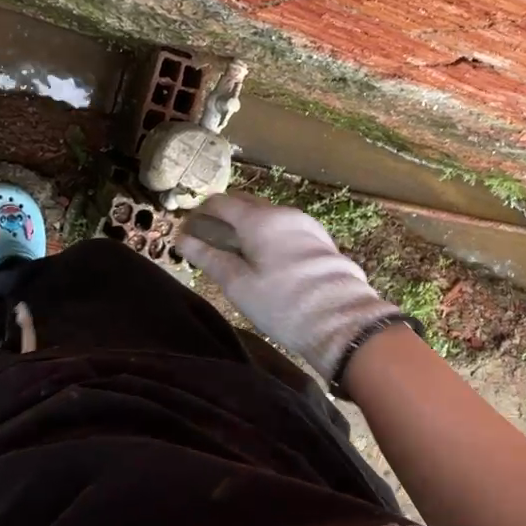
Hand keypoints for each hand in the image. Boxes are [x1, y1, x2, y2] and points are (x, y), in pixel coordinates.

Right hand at [176, 193, 404, 382]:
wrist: (344, 323)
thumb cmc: (283, 304)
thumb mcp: (238, 285)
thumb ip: (208, 258)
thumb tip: (181, 240)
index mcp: (258, 219)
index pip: (220, 202)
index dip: (199, 212)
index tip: (187, 229)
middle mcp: (282, 213)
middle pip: (244, 204)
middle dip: (222, 217)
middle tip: (207, 239)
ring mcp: (305, 225)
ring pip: (266, 216)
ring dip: (246, 226)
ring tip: (234, 251)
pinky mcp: (321, 240)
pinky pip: (284, 228)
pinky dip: (267, 234)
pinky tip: (264, 258)